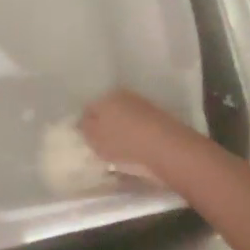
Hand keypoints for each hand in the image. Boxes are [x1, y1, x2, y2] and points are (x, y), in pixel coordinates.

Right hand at [77, 89, 209, 178]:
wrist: (167, 149)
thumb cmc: (124, 144)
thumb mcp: (95, 139)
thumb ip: (85, 128)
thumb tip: (82, 122)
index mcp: (106, 98)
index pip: (88, 109)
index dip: (84, 125)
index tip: (85, 141)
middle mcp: (124, 97)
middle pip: (107, 112)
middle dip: (103, 126)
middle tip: (100, 146)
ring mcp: (144, 107)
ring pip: (124, 119)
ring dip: (121, 132)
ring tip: (118, 152)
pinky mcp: (159, 120)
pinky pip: (139, 128)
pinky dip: (135, 137)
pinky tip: (135, 151)